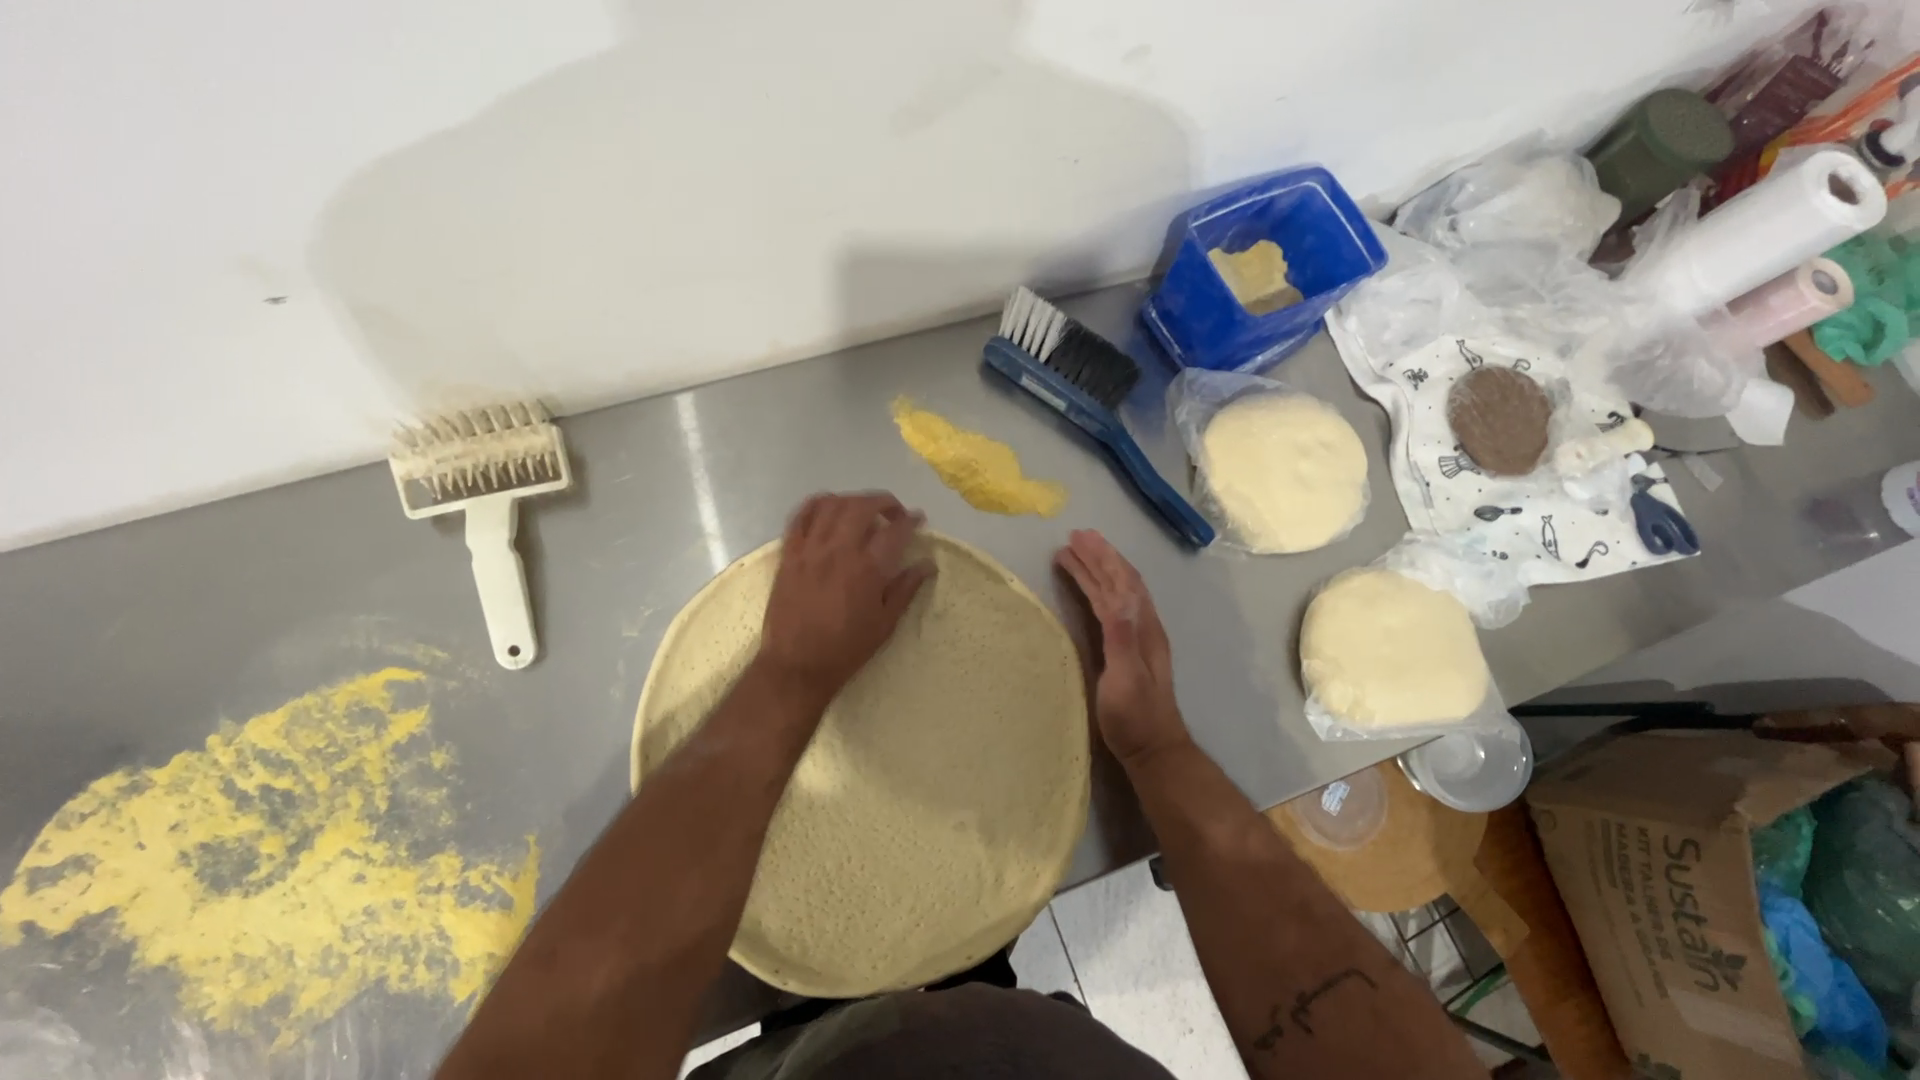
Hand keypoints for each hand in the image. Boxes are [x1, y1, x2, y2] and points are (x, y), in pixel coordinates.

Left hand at [757, 492, 934, 704]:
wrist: (796, 666)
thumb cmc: (846, 649)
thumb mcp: (885, 624)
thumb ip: (906, 589)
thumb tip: (927, 564)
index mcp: (867, 569)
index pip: (895, 531)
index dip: (910, 520)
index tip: (918, 520)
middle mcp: (839, 551)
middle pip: (863, 506)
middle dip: (884, 502)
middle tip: (894, 513)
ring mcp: (810, 550)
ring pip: (832, 505)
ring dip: (853, 500)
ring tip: (863, 510)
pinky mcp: (789, 554)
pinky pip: (800, 516)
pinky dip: (816, 505)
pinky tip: (828, 509)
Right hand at [1054, 530, 1189, 767]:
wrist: (1153, 749)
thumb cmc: (1135, 717)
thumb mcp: (1125, 678)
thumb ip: (1121, 637)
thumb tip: (1119, 595)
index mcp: (1142, 628)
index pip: (1120, 583)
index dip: (1100, 559)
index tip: (1078, 539)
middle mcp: (1143, 626)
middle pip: (1120, 581)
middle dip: (1099, 557)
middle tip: (1074, 537)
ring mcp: (1138, 637)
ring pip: (1117, 593)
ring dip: (1098, 571)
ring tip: (1074, 555)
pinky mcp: (1129, 650)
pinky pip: (1113, 608)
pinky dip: (1099, 591)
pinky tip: (1091, 592)